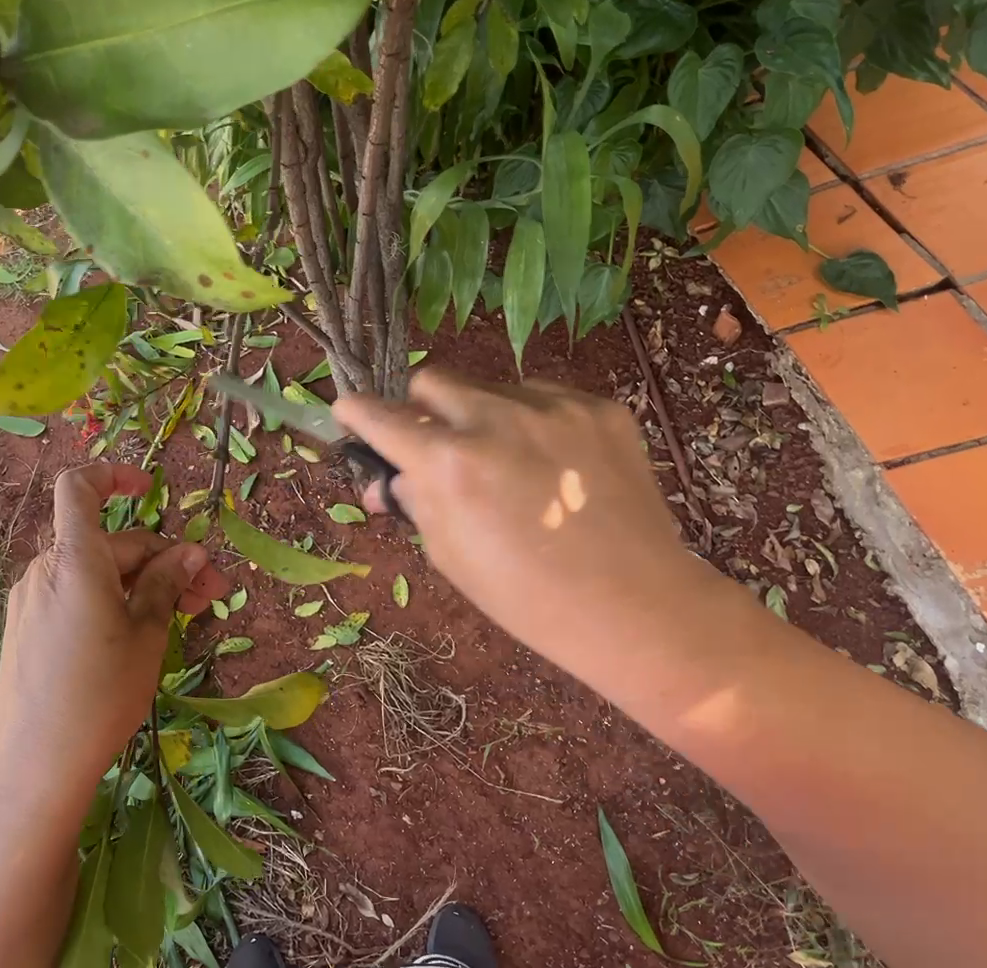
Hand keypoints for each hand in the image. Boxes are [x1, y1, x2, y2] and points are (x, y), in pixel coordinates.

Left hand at [0, 464, 231, 795]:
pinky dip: (111, 601)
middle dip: (162, 560)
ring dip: (141, 584)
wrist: (35, 766)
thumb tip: (190, 553)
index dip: (114, 476)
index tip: (150, 488)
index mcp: (74, 559)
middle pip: (109, 543)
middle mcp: (45, 569)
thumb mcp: (146, 635)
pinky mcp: (26, 629)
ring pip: (95, 573)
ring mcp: (31, 600)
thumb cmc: (99, 694)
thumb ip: (165, 584)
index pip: (80, 488)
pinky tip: (138, 636)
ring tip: (184, 617)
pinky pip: (74, 596)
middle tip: (210, 595)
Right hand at [335, 369, 706, 652]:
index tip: (350, 413)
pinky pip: (543, 397)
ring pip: (490, 387)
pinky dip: (531, 422)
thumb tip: (388, 476)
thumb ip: (413, 500)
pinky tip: (551, 464)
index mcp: (450, 462)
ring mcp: (554, 407)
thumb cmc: (525, 596)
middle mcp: (496, 418)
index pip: (381, 415)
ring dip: (480, 416)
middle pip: (432, 379)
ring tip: (507, 463)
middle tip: (434, 443)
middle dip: (419, 407)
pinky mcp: (600, 407)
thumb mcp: (447, 554)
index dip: (357, 413)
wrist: (635, 607)